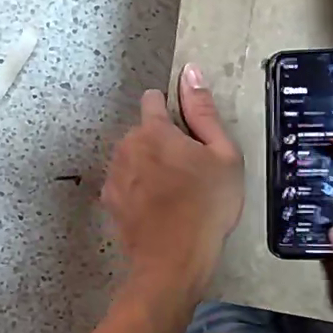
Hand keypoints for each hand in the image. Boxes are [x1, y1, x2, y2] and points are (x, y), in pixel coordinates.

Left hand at [102, 64, 244, 294]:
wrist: (173, 260)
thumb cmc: (206, 206)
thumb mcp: (223, 155)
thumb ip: (203, 111)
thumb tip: (190, 72)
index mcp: (154, 130)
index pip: (153, 100)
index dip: (173, 112)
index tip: (188, 135)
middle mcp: (126, 146)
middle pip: (143, 131)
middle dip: (161, 142)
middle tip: (189, 171)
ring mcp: (114, 175)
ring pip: (132, 157)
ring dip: (148, 165)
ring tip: (174, 193)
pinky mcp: (109, 200)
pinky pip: (124, 182)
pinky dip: (137, 188)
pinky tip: (157, 208)